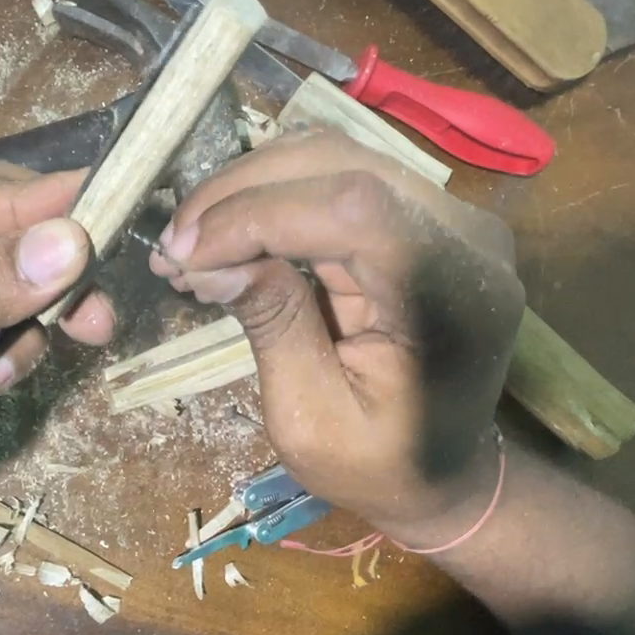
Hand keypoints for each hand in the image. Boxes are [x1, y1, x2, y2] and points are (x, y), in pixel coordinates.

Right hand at [150, 131, 524, 544]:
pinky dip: (269, 201)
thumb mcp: (311, 419)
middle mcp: (464, 236)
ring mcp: (448, 218)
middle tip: (171, 249)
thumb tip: (208, 259)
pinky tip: (225, 237)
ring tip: (188, 245)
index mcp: (451, 296)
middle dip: (237, 197)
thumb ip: (273, 327)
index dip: (255, 217)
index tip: (183, 257)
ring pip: (332, 159)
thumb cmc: (379, 466)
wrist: (445, 475)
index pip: (353, 209)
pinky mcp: (420, 218)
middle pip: (340, 165)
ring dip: (245, 193)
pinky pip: (336, 181)